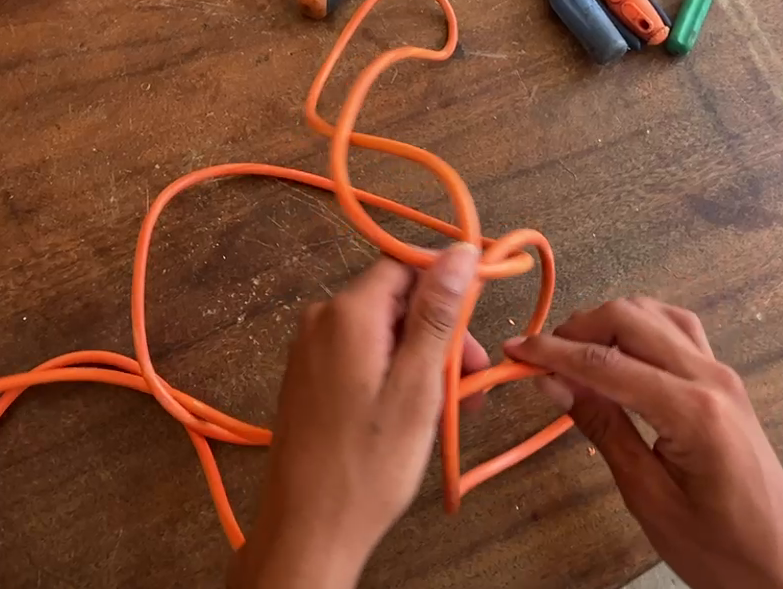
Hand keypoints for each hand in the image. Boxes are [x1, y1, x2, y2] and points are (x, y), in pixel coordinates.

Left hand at [228, 244, 486, 588]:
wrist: (306, 530)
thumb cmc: (369, 461)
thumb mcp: (416, 384)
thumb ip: (437, 313)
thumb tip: (460, 251)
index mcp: (348, 311)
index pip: (405, 266)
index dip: (445, 285)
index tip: (477, 321)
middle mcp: (322, 317)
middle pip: (395, 300)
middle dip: (439, 332)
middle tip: (474, 379)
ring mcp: (310, 346)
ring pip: (382, 331)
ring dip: (421, 357)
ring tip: (453, 405)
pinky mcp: (309, 374)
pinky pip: (361, 353)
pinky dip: (393, 371)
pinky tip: (416, 409)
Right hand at [505, 299, 782, 588]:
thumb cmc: (718, 550)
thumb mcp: (647, 497)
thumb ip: (601, 427)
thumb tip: (550, 380)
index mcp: (691, 412)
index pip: (605, 362)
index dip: (552, 352)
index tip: (513, 349)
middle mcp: (710, 376)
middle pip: (628, 318)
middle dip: (577, 328)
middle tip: (543, 358)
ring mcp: (721, 371)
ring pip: (651, 312)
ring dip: (607, 321)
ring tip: (576, 353)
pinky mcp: (723, 377)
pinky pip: (675, 326)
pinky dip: (638, 324)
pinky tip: (620, 348)